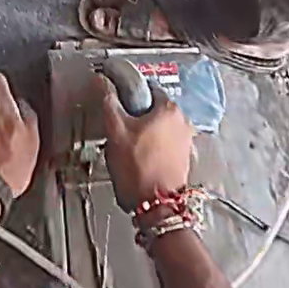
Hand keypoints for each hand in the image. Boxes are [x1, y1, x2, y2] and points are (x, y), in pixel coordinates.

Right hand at [97, 74, 193, 211]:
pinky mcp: (183, 157)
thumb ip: (109, 101)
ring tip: (126, 144)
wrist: (156, 206)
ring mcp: (185, 140)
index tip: (115, 102)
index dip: (128, 93)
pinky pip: (163, 142)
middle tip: (118, 127)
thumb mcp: (115, 130)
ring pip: (157, 126)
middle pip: (152, 108)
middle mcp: (183, 121)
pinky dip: (152, 144)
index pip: (146, 87)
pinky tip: (138, 156)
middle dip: (135, 115)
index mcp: (170, 108)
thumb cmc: (137, 166)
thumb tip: (103, 81)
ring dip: (143, 131)